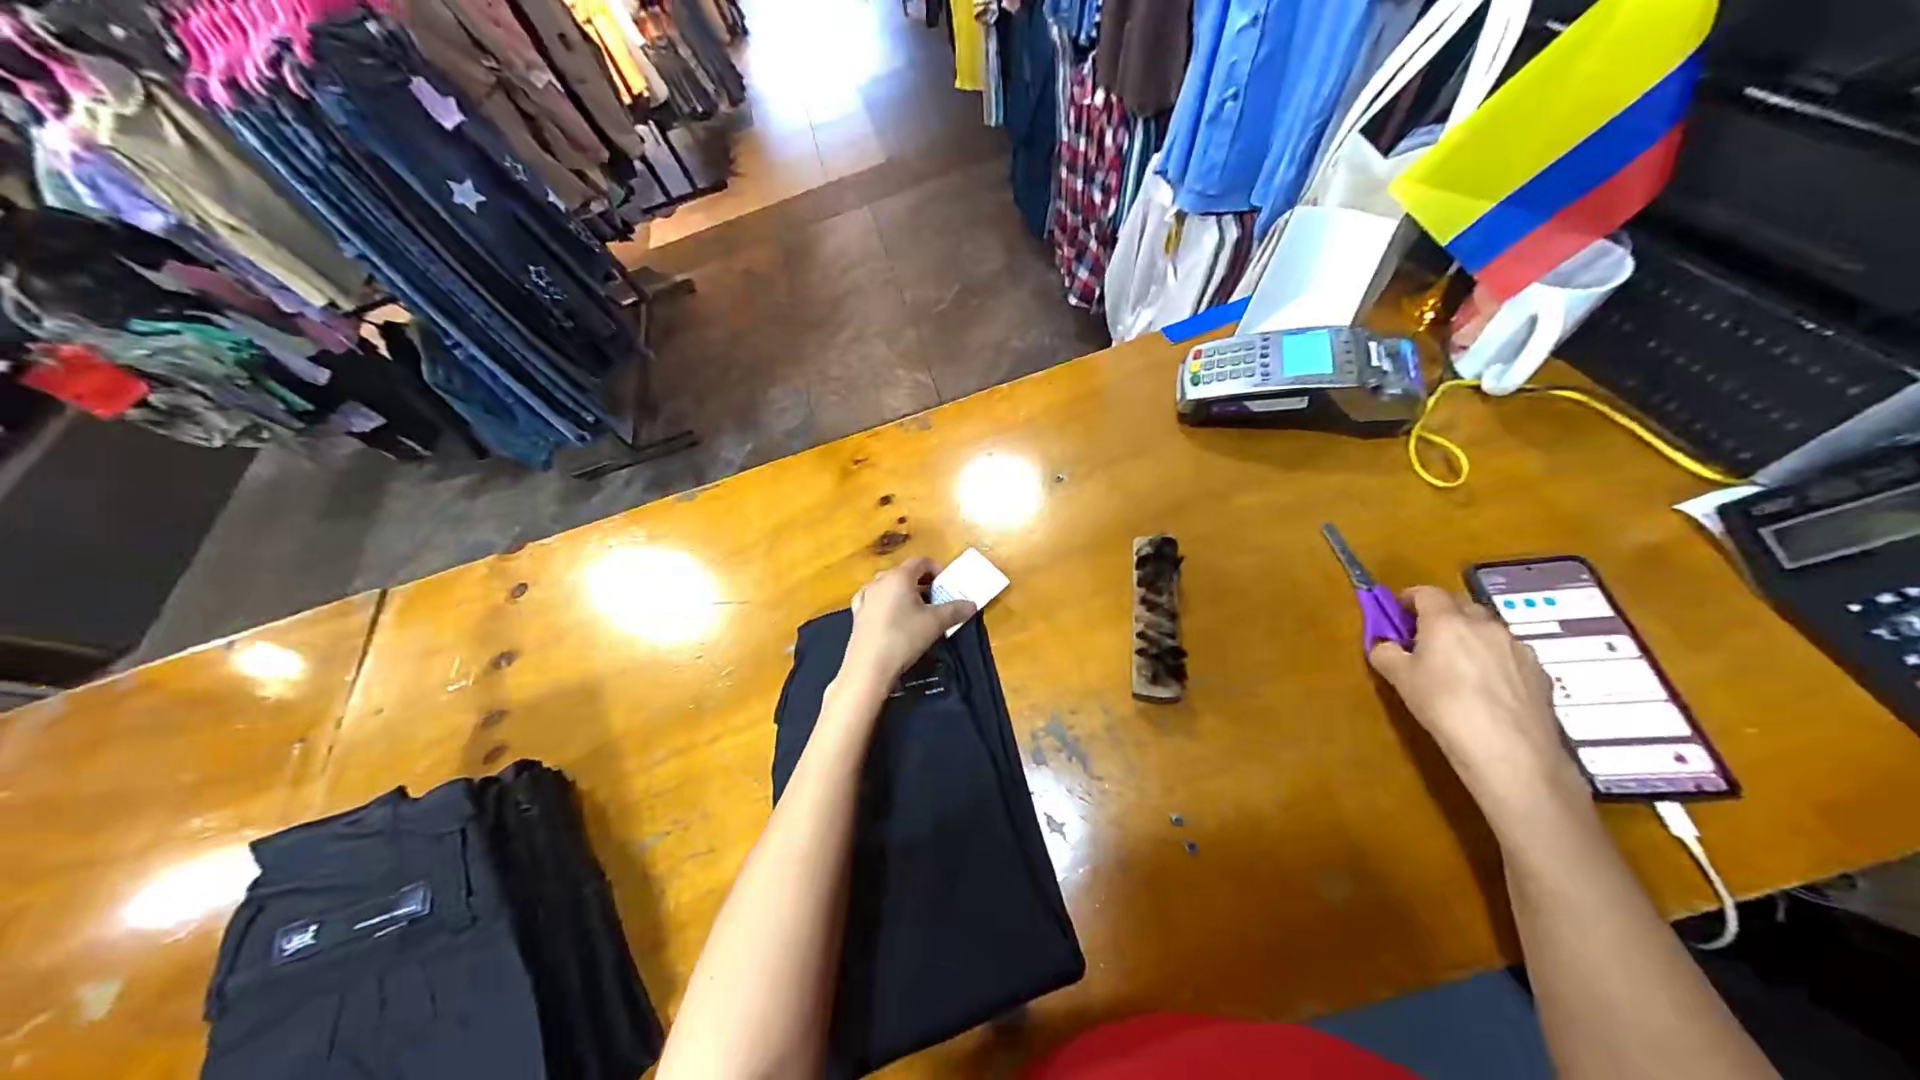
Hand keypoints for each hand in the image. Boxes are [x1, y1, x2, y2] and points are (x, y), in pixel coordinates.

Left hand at [840, 557, 976, 688]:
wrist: (869, 667)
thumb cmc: (904, 637)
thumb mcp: (936, 623)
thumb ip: (956, 610)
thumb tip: (971, 604)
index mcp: (899, 576)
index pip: (921, 561)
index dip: (937, 569)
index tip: (947, 584)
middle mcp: (880, 581)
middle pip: (904, 572)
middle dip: (921, 582)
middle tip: (935, 598)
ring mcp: (866, 597)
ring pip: (888, 586)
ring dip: (903, 593)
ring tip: (915, 610)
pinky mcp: (858, 614)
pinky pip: (874, 600)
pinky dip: (886, 603)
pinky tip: (891, 616)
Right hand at [1368, 586, 1588, 820]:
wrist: (1509, 750)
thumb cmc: (1443, 706)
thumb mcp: (1399, 679)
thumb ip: (1385, 653)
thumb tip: (1383, 644)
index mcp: (1447, 620)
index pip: (1426, 592)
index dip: (1409, 598)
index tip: (1398, 612)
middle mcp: (1485, 624)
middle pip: (1460, 605)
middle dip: (1441, 615)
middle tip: (1425, 639)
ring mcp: (1517, 647)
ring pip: (1487, 630)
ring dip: (1470, 638)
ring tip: (1458, 668)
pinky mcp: (1539, 671)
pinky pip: (1508, 654)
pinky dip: (1493, 660)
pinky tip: (1487, 690)